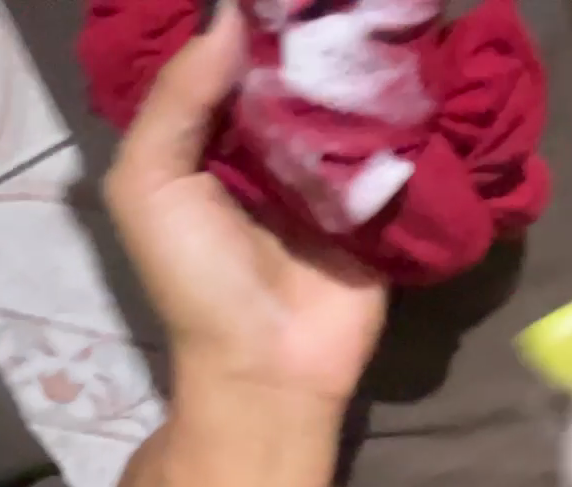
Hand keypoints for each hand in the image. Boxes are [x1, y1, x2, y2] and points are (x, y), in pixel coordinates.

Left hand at [104, 9, 385, 404]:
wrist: (270, 366)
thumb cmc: (198, 281)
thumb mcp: (150, 185)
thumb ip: (178, 98)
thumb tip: (228, 15)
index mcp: (217, 142)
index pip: (235, 60)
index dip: (254, 18)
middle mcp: (277, 153)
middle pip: (298, 78)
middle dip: (317, 35)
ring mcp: (334, 182)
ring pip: (350, 110)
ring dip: (366, 70)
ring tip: (389, 10)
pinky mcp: (380, 211)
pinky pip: (394, 157)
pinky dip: (405, 121)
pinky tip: (421, 70)